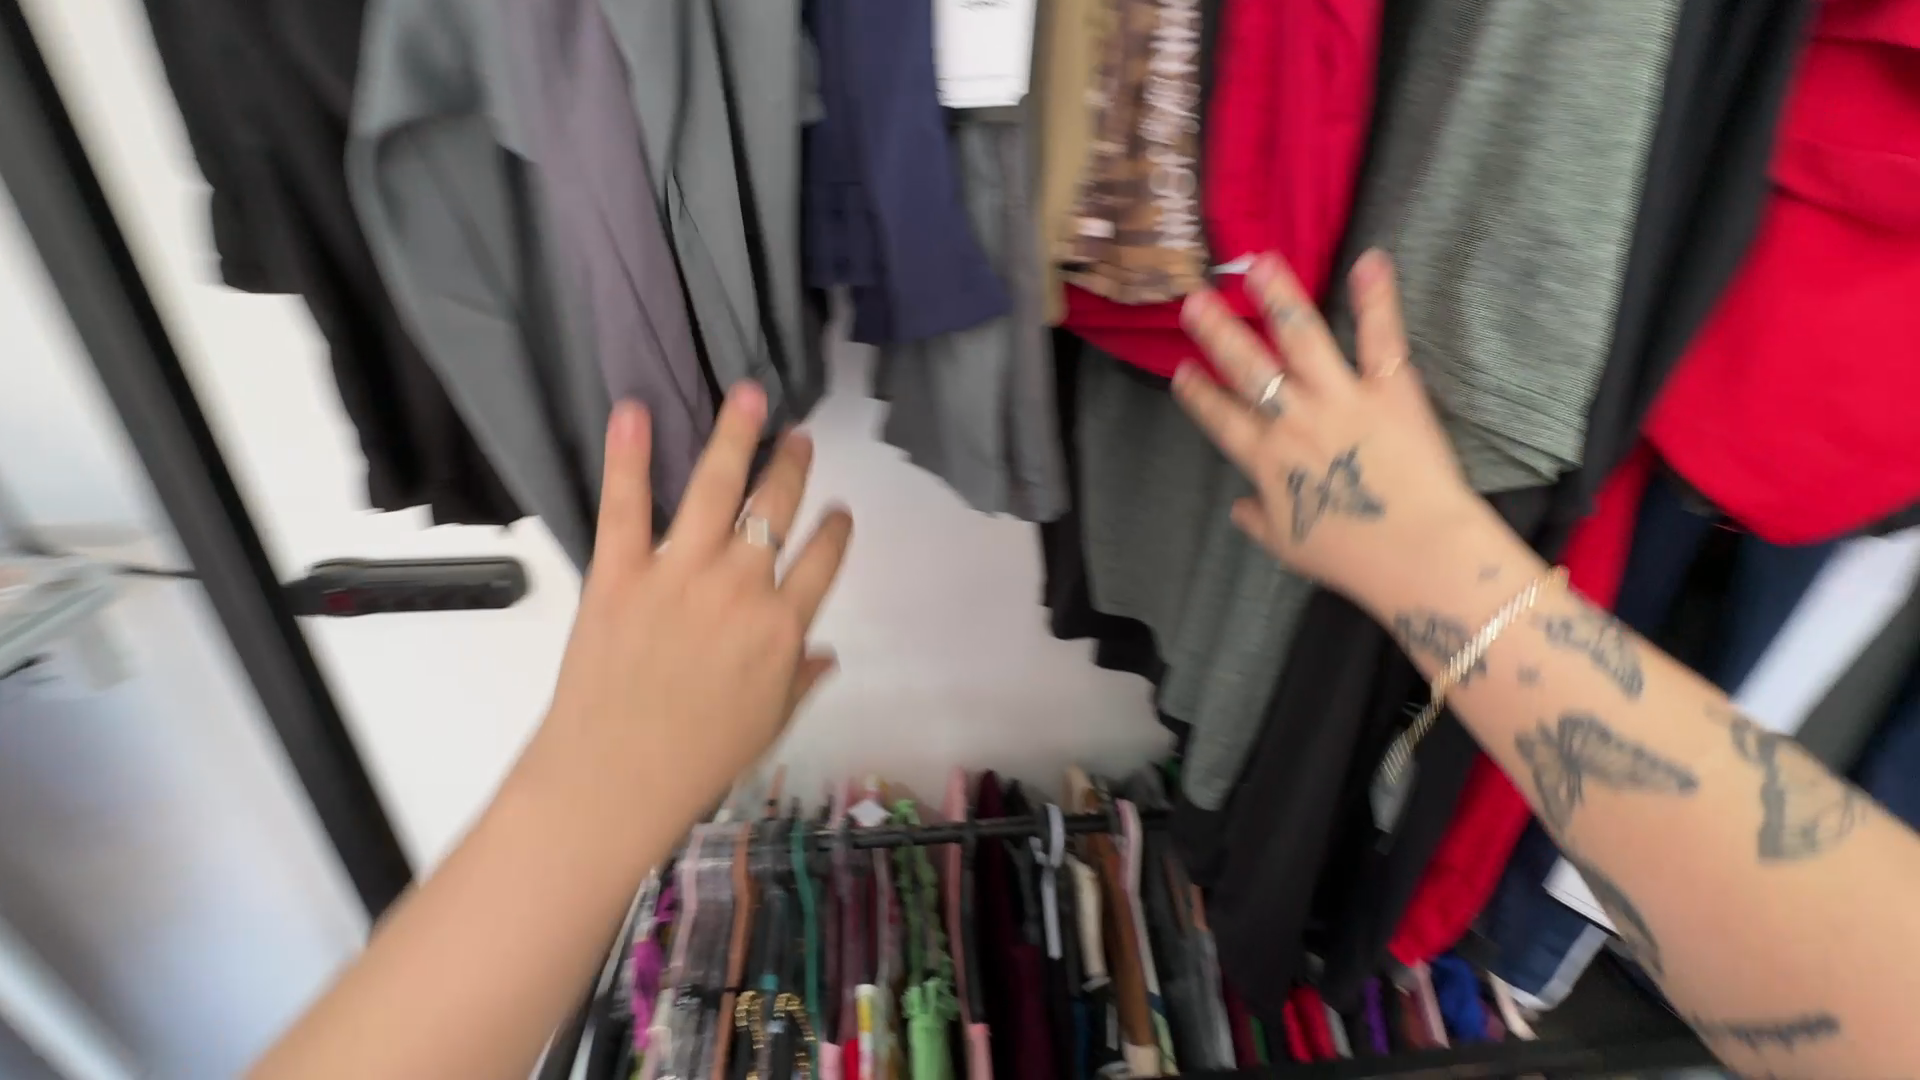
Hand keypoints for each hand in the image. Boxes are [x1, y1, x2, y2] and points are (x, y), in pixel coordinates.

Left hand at [534, 384, 852, 814]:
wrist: (616, 780)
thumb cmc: (702, 759)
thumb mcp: (771, 723)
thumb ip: (802, 678)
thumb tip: (826, 653)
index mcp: (783, 625)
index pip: (823, 560)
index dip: (836, 530)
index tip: (840, 511)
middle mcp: (741, 586)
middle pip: (776, 511)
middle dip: (792, 468)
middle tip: (800, 437)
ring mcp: (680, 572)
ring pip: (715, 490)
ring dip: (736, 437)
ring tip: (749, 396)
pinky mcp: (620, 572)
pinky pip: (626, 506)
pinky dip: (626, 457)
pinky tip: (633, 411)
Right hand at [1172, 250, 1494, 610]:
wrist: (1419, 553)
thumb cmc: (1348, 557)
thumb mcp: (1287, 545)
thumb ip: (1257, 519)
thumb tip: (1240, 507)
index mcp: (1264, 459)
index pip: (1219, 418)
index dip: (1197, 394)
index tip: (1181, 370)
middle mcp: (1293, 419)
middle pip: (1247, 368)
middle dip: (1218, 333)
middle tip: (1195, 301)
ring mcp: (1341, 399)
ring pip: (1301, 338)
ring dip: (1278, 298)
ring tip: (1258, 264)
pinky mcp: (1391, 390)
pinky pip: (1380, 337)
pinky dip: (1376, 298)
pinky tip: (1370, 260)